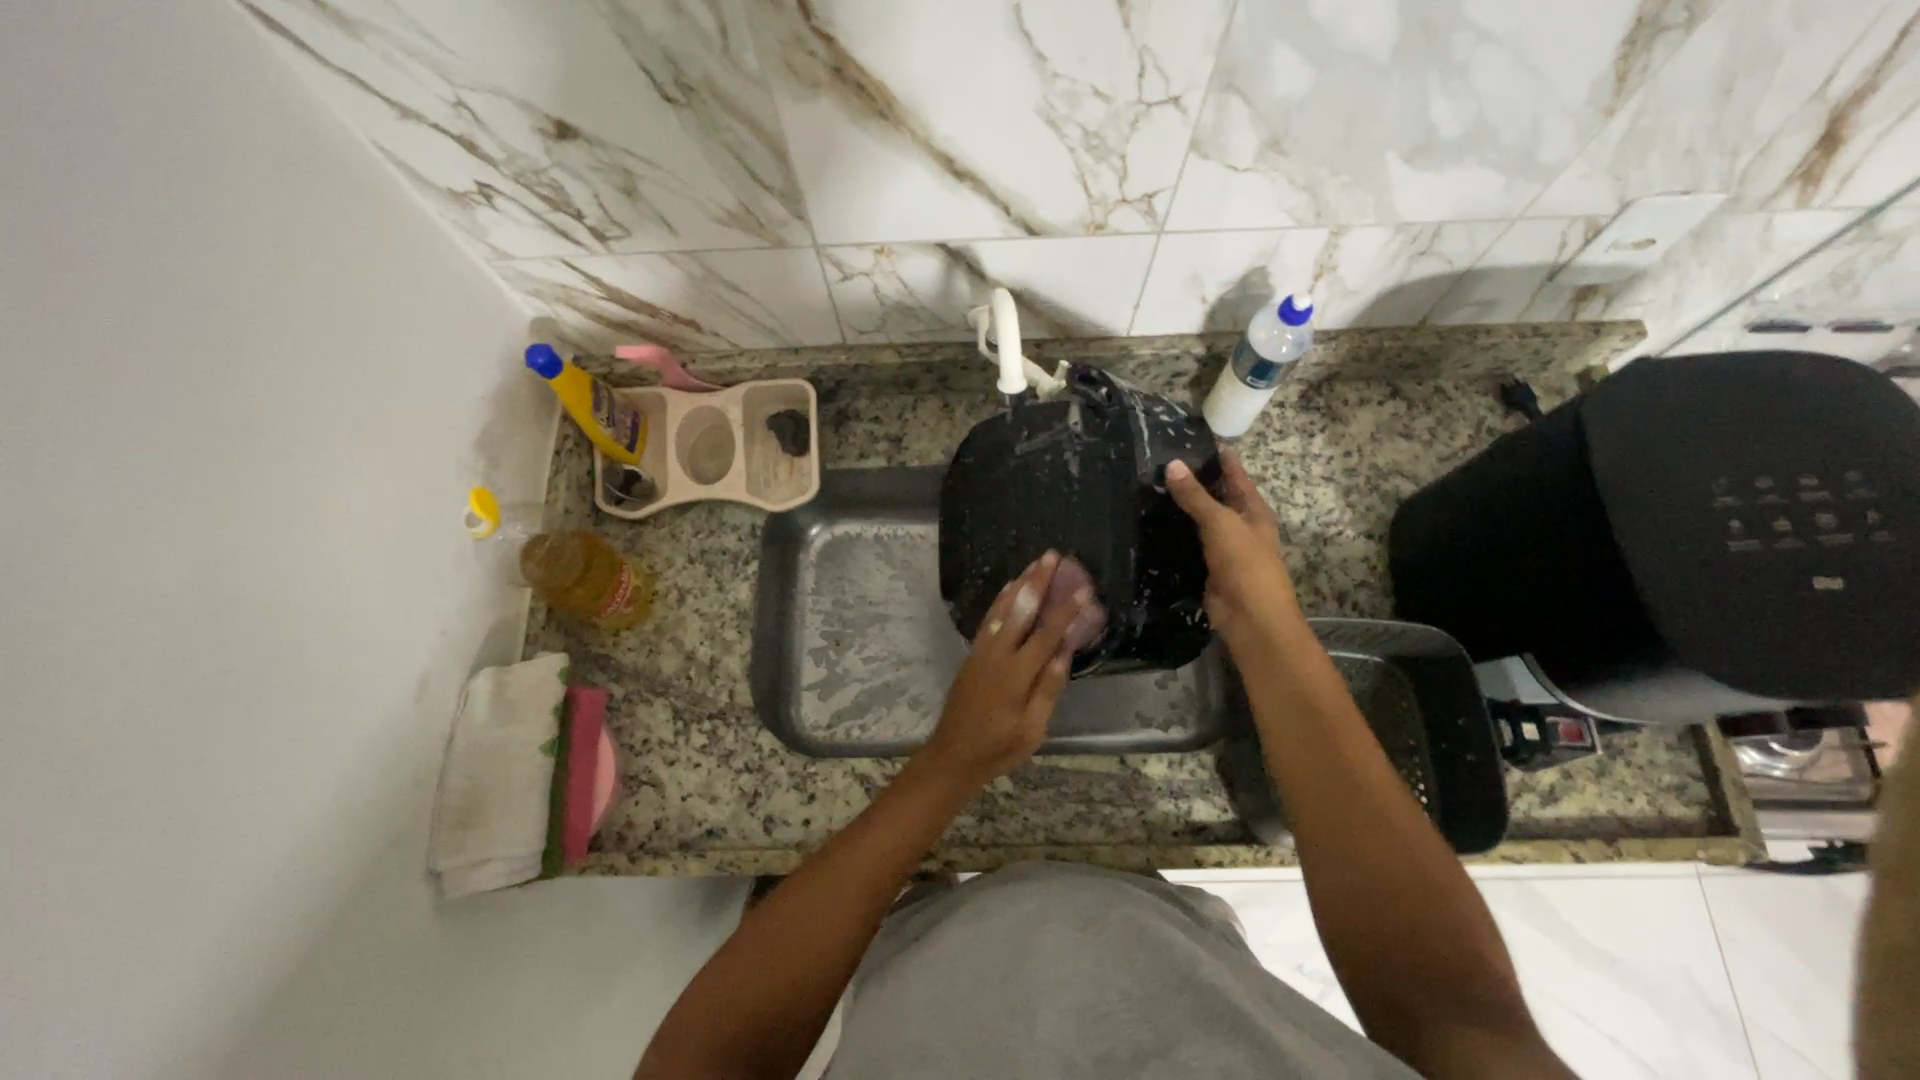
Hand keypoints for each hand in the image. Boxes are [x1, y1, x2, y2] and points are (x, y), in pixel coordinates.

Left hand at [918, 552, 1089, 788]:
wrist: (952, 755)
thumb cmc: (998, 748)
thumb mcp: (1032, 729)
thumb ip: (1047, 690)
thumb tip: (1064, 654)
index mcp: (1016, 675)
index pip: (1046, 635)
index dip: (1065, 611)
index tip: (1083, 588)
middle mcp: (997, 656)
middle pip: (1021, 610)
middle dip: (1037, 581)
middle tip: (1052, 556)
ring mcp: (981, 653)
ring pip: (1002, 610)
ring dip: (1019, 584)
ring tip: (1033, 563)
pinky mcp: (973, 655)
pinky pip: (989, 620)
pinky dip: (1001, 601)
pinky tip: (1009, 589)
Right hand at [1165, 449, 1304, 648]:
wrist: (1250, 617)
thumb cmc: (1245, 564)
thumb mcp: (1220, 523)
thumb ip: (1195, 496)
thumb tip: (1172, 464)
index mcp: (1255, 512)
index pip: (1238, 476)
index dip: (1223, 459)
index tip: (1202, 441)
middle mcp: (1242, 528)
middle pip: (1220, 499)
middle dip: (1199, 483)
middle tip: (1166, 463)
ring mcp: (1226, 551)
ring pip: (1202, 523)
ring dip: (1184, 511)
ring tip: (1153, 490)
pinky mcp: (1209, 570)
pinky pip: (1191, 547)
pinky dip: (1176, 537)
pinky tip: (1155, 528)